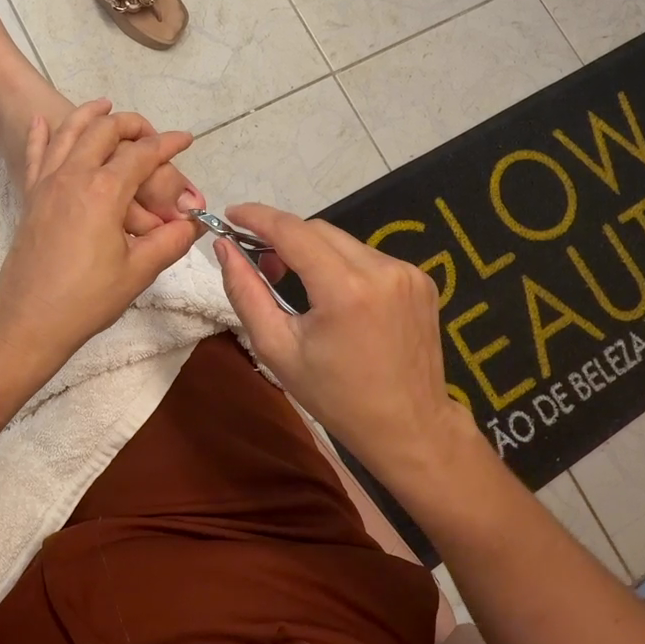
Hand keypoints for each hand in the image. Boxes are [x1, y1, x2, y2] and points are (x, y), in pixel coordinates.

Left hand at [0, 100, 200, 358]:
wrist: (28, 318)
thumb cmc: (86, 298)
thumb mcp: (138, 271)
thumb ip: (170, 240)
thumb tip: (194, 221)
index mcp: (105, 191)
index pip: (143, 154)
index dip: (168, 143)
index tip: (186, 138)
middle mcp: (74, 175)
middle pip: (104, 130)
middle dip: (131, 123)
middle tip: (151, 132)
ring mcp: (48, 182)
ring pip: (68, 132)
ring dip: (89, 114)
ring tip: (105, 105)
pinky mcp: (31, 196)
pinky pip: (35, 154)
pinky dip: (41, 134)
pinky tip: (41, 121)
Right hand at [213, 204, 475, 481]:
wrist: (410, 427)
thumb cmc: (335, 396)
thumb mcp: (276, 348)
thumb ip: (245, 291)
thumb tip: (224, 247)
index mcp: (344, 289)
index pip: (291, 231)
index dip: (256, 217)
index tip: (229, 216)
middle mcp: (381, 270)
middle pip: (316, 230)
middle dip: (281, 237)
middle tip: (259, 263)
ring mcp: (406, 272)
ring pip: (341, 241)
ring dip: (311, 251)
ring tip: (294, 281)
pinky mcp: (420, 280)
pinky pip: (365, 256)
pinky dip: (340, 264)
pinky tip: (333, 294)